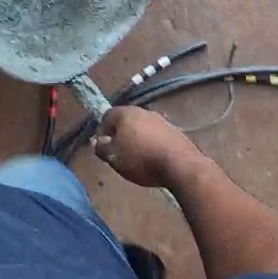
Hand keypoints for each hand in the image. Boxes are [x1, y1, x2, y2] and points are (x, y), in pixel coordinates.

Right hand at [92, 106, 208, 186]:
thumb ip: (101, 148)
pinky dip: (152, 144)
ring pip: (143, 128)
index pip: (107, 116)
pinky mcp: (176, 132)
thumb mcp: (114, 157)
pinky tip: (154, 158)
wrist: (181, 166)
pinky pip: (157, 136)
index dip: (102, 132)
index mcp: (125, 113)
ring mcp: (162, 121)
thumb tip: (96, 141)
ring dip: (138, 139)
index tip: (102, 147)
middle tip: (119, 152)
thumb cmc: (141, 159)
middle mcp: (143, 112)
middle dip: (121, 134)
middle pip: (126, 121)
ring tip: (137, 157)